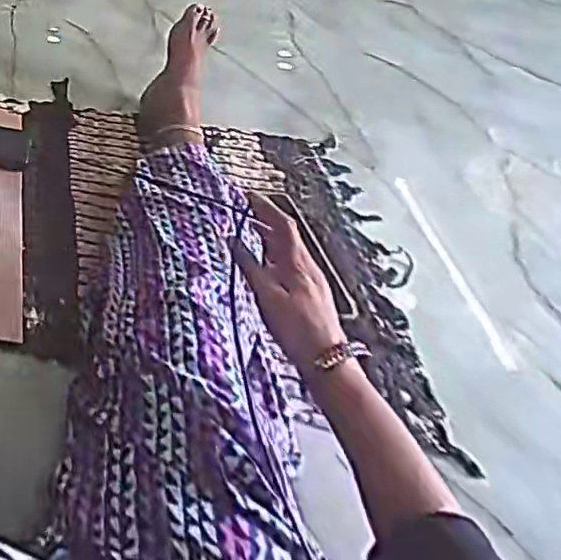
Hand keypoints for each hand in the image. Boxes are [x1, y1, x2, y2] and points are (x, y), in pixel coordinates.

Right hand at [228, 192, 346, 370]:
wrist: (328, 362)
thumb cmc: (297, 329)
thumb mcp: (267, 296)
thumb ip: (249, 266)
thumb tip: (232, 240)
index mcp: (298, 264)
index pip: (283, 225)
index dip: (265, 207)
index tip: (247, 196)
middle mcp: (308, 268)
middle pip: (287, 235)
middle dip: (265, 219)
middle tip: (243, 211)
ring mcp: (312, 281)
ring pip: (289, 249)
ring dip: (269, 237)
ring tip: (248, 232)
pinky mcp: (311, 293)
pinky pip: (291, 263)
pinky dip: (274, 254)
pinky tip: (263, 263)